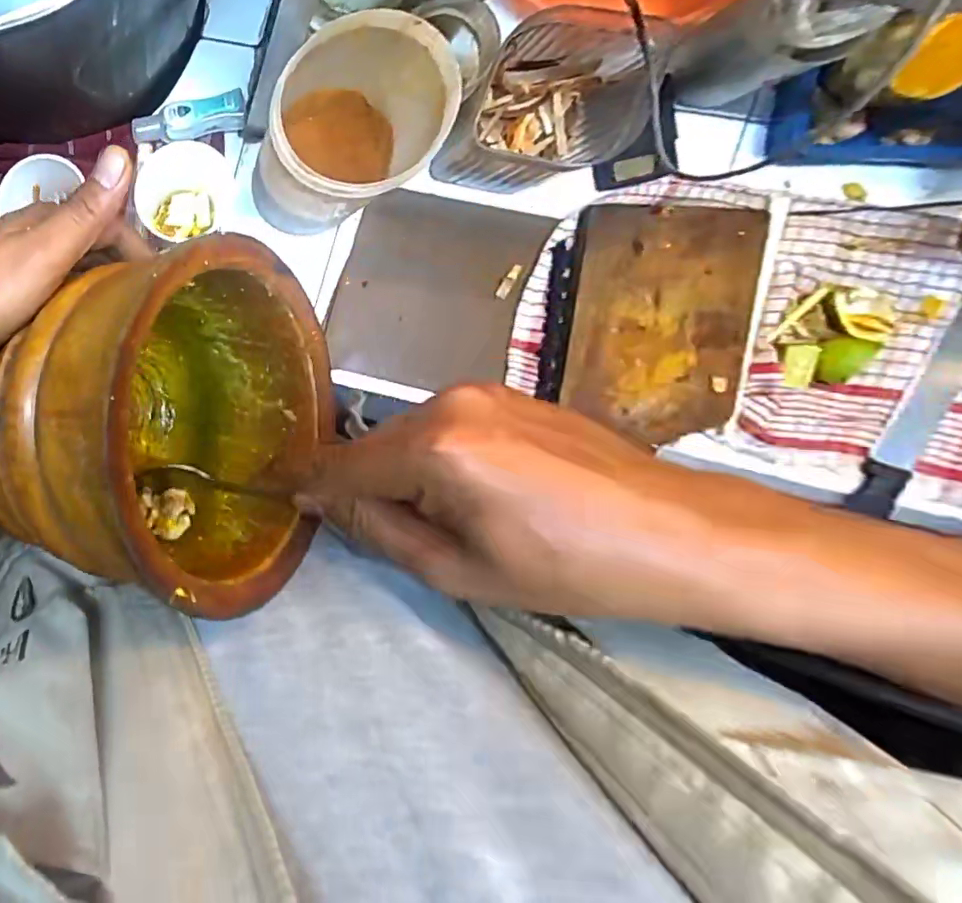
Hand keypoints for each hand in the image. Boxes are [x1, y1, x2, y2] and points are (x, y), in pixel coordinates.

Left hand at [0, 146, 149, 373]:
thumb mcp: (44, 253)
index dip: (138, 248)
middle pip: (89, 241)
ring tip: (117, 314)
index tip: (160, 284)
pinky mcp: (1, 289)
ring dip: (97, 281)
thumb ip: (85, 212)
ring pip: (70, 263)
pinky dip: (73, 295)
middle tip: (144, 304)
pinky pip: (52, 284)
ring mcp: (11, 261)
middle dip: (120, 265)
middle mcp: (28, 232)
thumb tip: (123, 152)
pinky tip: (74, 318)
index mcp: (42, 218)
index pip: (107, 220)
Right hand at [301, 384, 740, 619]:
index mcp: (436, 448)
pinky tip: (482, 486)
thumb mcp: (460, 571)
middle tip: (397, 532)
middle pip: (374, 445)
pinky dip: (437, 453)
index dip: (310, 483)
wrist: (681, 531)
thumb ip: (378, 531)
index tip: (281, 491)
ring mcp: (479, 389)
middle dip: (368, 485)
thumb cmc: (571, 567)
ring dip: (405, 470)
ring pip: (407, 432)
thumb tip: (326, 503)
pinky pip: (442, 422)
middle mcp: (448, 401)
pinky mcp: (503, 390)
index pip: (344, 465)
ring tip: (456, 514)